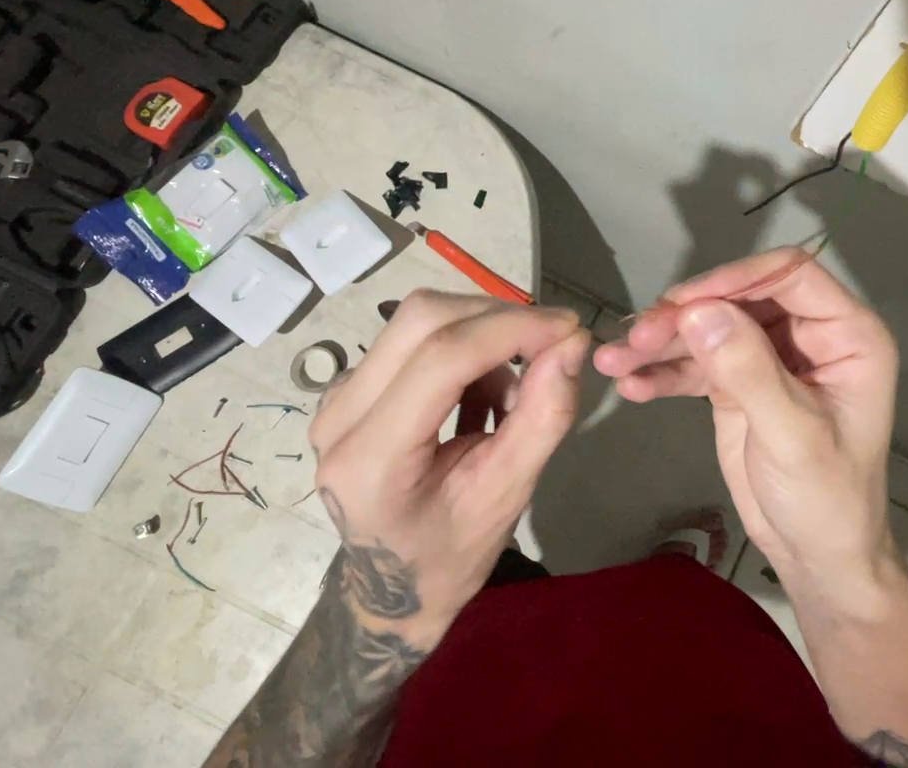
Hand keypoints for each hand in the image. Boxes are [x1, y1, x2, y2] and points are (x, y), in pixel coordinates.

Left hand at [308, 291, 588, 644]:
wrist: (391, 590)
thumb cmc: (450, 555)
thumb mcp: (507, 497)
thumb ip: (543, 418)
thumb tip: (572, 343)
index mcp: (369, 459)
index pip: (441, 358)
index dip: (512, 330)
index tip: (571, 329)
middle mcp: (338, 416)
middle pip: (421, 319)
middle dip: (500, 317)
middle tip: (554, 342)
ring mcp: (335, 397)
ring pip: (417, 319)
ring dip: (484, 334)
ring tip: (515, 394)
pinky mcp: (349, 386)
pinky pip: (412, 337)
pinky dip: (465, 348)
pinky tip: (484, 395)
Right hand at [593, 248, 900, 612]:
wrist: (816, 558)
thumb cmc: (827, 499)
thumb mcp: (792, 436)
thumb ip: (748, 370)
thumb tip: (697, 311)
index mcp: (844, 333)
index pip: (789, 275)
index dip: (735, 278)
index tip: (683, 302)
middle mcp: (805, 334)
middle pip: (738, 298)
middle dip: (686, 315)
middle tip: (637, 336)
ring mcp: (767, 356)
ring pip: (708, 328)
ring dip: (661, 343)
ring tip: (613, 360)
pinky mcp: (736, 382)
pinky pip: (695, 363)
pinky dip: (662, 373)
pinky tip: (630, 385)